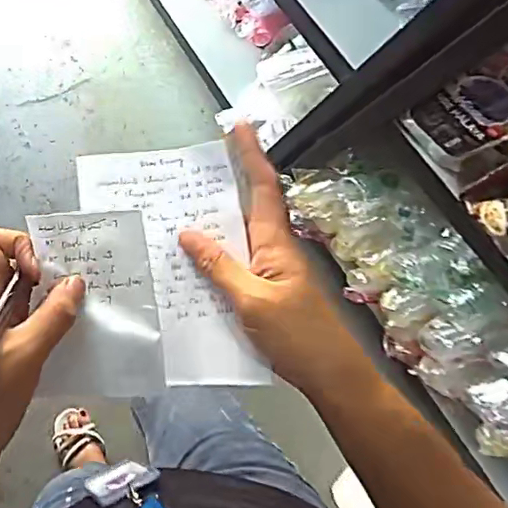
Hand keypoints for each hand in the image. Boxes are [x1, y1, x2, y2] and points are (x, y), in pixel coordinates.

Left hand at [0, 228, 84, 507]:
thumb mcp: (27, 352)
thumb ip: (53, 315)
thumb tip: (76, 282)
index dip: (22, 247)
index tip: (44, 274)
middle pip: (12, 261)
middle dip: (46, 266)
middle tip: (78, 283)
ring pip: (23, 287)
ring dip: (51, 290)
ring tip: (82, 302)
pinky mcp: (4, 338)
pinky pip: (28, 310)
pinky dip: (49, 310)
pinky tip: (72, 324)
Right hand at [177, 124, 376, 398]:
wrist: (332, 380)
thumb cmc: (299, 338)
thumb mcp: (252, 301)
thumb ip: (218, 266)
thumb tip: (187, 232)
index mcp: (275, 246)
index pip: (264, 191)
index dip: (251, 157)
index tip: (239, 128)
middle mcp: (271, 252)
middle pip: (246, 207)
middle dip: (223, 182)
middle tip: (188, 169)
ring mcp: (266, 272)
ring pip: (233, 237)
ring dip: (209, 221)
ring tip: (174, 209)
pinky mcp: (260, 291)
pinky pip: (229, 263)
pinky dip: (207, 254)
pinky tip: (185, 260)